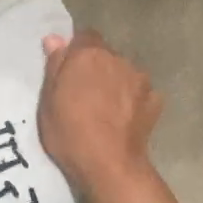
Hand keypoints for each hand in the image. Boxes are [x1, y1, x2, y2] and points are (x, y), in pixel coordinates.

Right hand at [38, 31, 181, 202]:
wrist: (109, 165)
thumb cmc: (70, 133)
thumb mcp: (47, 103)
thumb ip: (54, 67)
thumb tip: (55, 37)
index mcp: (88, 54)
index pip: (84, 37)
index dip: (76, 53)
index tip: (69, 74)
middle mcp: (118, 58)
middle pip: (106, 56)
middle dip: (98, 69)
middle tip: (85, 97)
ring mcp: (140, 79)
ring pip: (125, 74)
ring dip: (117, 84)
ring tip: (107, 112)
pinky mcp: (154, 101)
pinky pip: (141, 94)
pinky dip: (133, 102)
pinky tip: (125, 121)